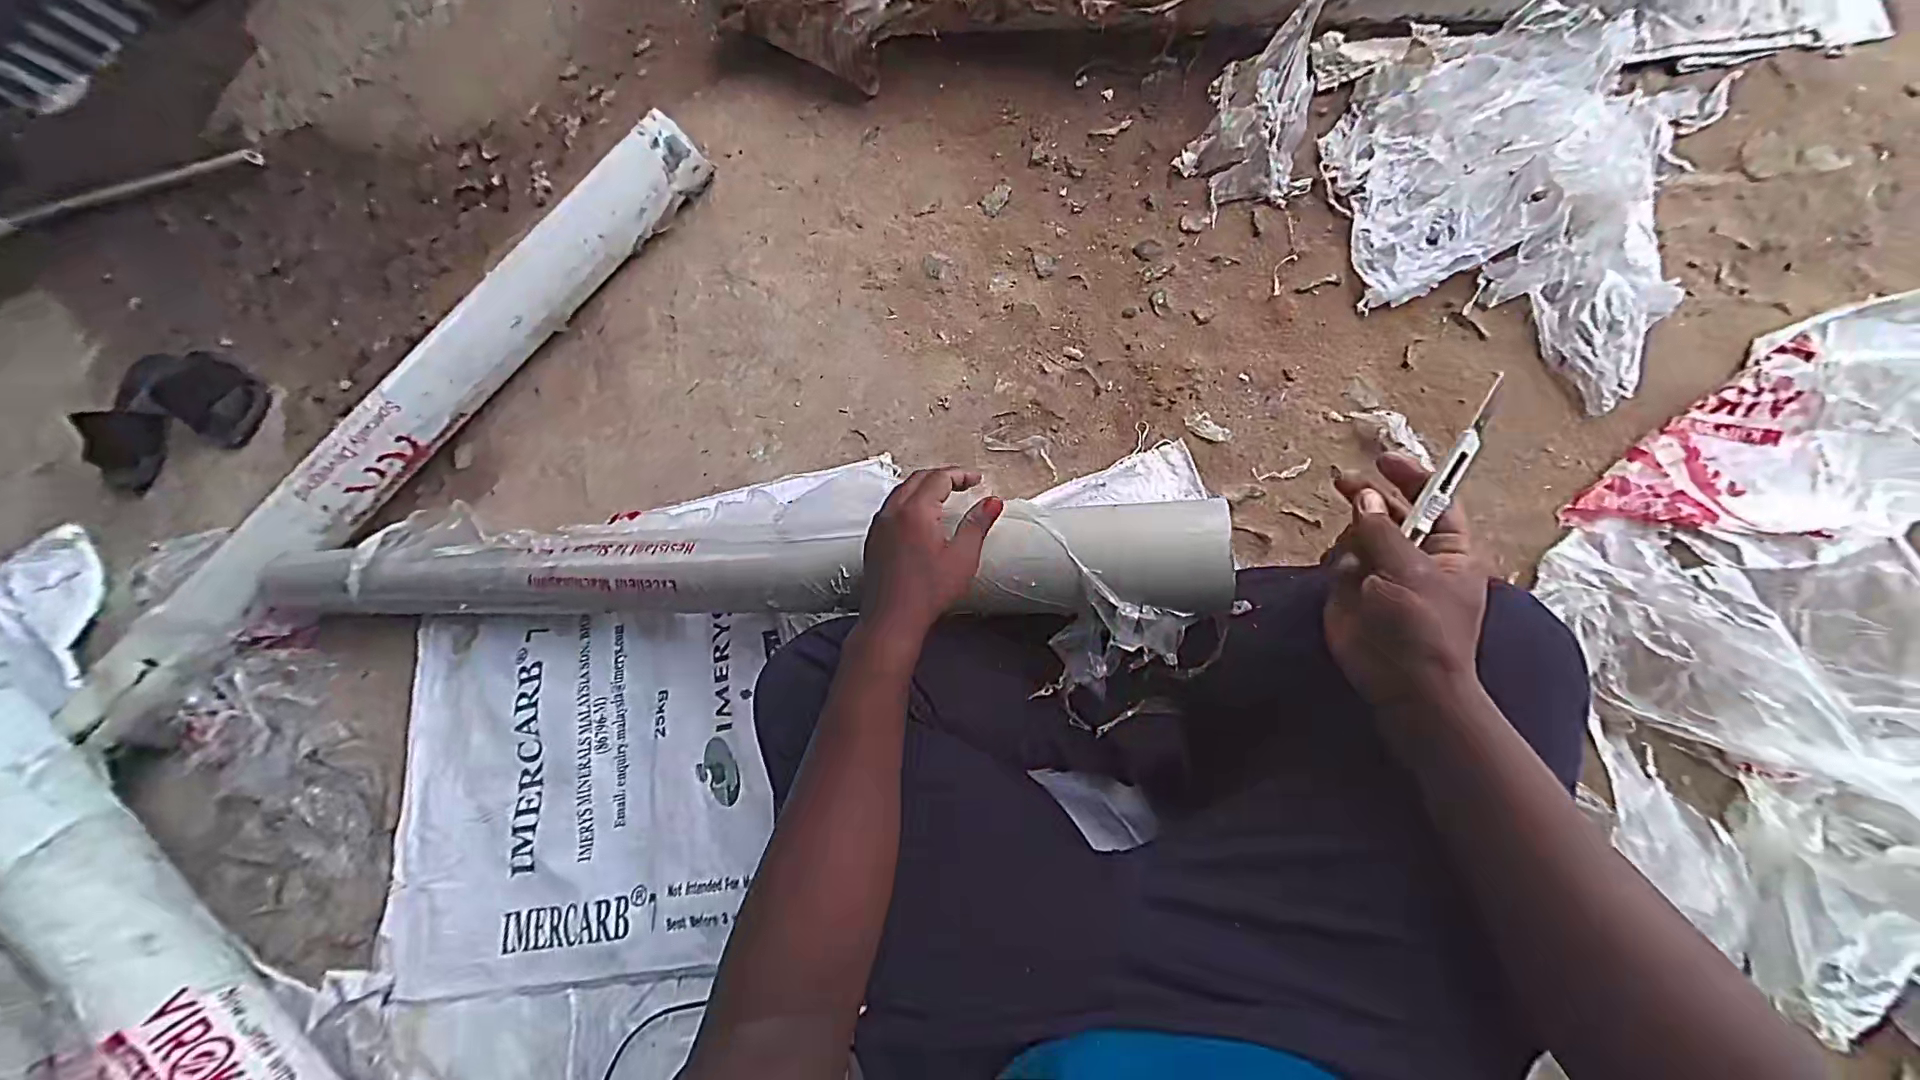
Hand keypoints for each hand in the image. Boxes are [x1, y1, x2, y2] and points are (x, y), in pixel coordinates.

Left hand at [861, 468, 1002, 634]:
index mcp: (915, 511)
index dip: (961, 475)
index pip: (939, 478)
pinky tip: (921, 518)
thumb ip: (978, 524)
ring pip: (902, 491)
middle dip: (943, 476)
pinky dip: (909, 501)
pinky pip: (891, 507)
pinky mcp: (873, 540)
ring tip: (945, 496)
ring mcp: (879, 525)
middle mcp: (893, 512)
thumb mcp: (963, 557)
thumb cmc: (926, 594)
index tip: (976, 480)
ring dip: (924, 487)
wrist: (892, 620)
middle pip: (919, 479)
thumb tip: (992, 502)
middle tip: (964, 484)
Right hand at [1322, 453, 1489, 707]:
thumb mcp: (1411, 571)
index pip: (1435, 502)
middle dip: (1368, 500)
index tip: (1384, 460)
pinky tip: (1343, 576)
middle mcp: (1412, 556)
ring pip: (1356, 535)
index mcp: (1448, 550)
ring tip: (1356, 563)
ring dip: (1351, 539)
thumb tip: (1364, 496)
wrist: (1401, 680)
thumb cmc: (1424, 626)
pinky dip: (1336, 561)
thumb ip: (1382, 530)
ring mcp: (1379, 572)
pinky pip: (1337, 560)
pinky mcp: (1350, 589)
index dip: (1413, 478)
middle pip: (1388, 513)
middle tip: (1343, 482)